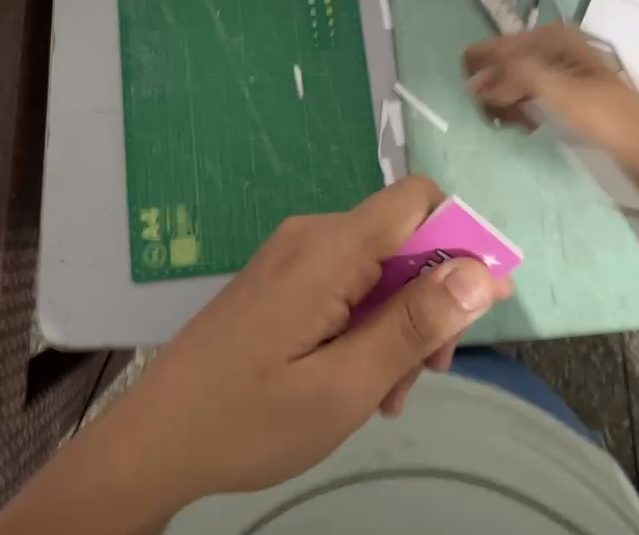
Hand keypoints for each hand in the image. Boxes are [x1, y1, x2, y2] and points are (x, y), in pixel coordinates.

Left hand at [102, 176, 513, 504]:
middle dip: (430, 299)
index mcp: (328, 248)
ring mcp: (293, 257)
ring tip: (384, 395)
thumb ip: (414, 324)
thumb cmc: (248, 418)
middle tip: (425, 372)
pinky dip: (366, 326)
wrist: (157, 437)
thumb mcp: (345, 385)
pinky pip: (346, 285)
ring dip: (398, 324)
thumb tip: (482, 271)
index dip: (461, 240)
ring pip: (377, 268)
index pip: (418, 199)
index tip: (477, 307)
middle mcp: (312, 236)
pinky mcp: (282, 280)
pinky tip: (356, 383)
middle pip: (402, 239)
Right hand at [464, 22, 638, 180]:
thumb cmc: (606, 118)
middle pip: (505, 61)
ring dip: (504, 101)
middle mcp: (555, 50)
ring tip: (508, 122)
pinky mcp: (563, 98)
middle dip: (494, 86)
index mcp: (555, 38)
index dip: (483, 66)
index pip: (501, 44)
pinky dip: (518, 109)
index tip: (471, 90)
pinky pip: (526, 97)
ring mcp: (559, 74)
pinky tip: (521, 125)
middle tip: (492, 112)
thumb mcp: (559, 90)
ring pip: (513, 81)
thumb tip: (476, 79)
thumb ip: (516, 74)